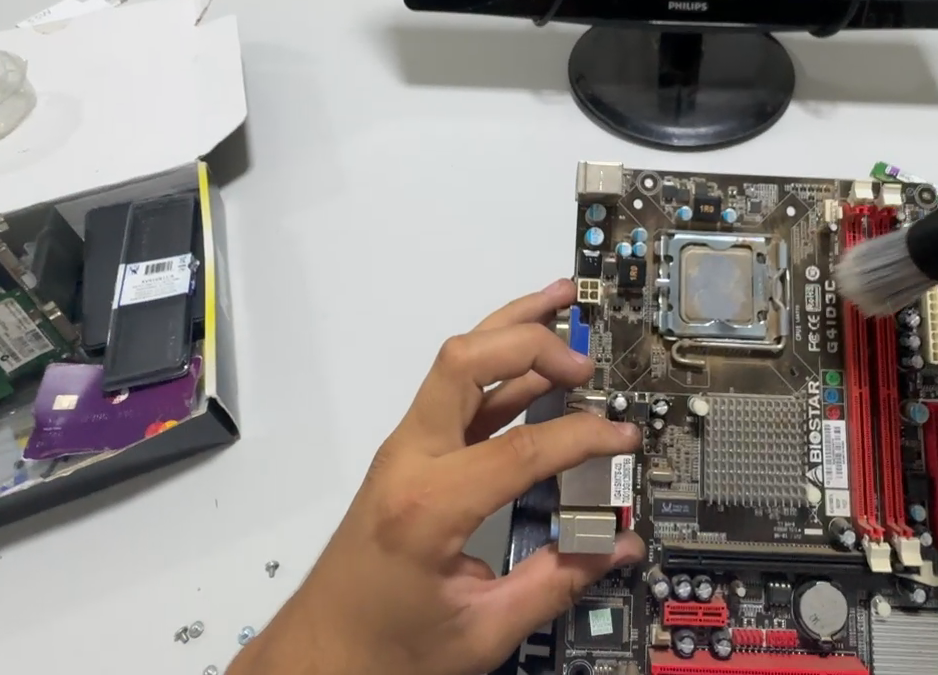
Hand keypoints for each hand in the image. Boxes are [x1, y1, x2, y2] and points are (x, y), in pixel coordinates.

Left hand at [235, 280, 642, 674]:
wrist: (316, 659)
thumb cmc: (387, 653)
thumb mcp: (480, 631)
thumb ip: (555, 582)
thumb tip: (618, 546)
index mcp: (428, 506)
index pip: (520, 446)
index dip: (581, 438)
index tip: (621, 438)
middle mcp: (411, 456)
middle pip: (466, 362)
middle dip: (530, 344)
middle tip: (584, 362)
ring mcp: (406, 446)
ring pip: (457, 359)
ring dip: (511, 326)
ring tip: (562, 298)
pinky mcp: (411, 449)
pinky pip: (459, 387)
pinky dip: (500, 361)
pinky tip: (535, 357)